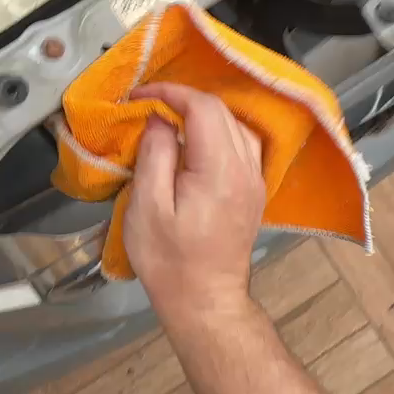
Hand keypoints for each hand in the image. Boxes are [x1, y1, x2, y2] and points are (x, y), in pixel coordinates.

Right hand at [121, 83, 267, 324]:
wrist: (204, 301)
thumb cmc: (168, 257)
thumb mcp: (148, 204)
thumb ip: (156, 154)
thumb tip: (160, 119)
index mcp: (220, 170)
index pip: (204, 108)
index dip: (170, 92)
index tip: (139, 97)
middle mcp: (246, 170)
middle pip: (222, 111)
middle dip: (183, 98)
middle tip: (147, 105)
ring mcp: (254, 181)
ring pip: (235, 125)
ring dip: (201, 113)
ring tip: (168, 118)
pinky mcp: (252, 192)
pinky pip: (241, 144)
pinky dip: (215, 130)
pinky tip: (193, 140)